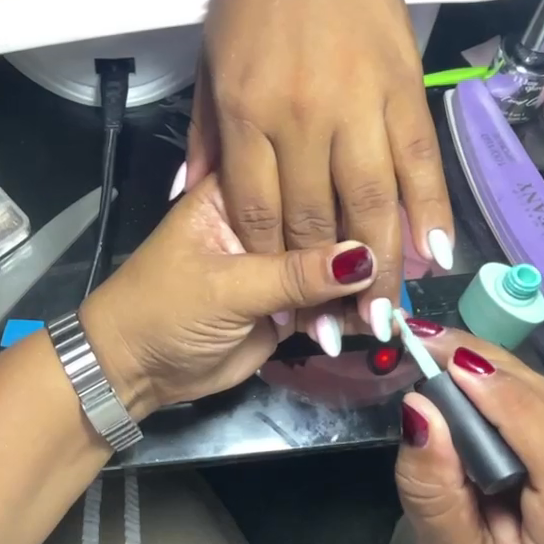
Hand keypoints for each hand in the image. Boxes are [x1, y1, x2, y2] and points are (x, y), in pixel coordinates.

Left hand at [78, 177, 378, 418]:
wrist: (137, 368)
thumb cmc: (163, 309)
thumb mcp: (226, 287)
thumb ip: (293, 274)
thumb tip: (365, 258)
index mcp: (236, 191)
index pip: (301, 174)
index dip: (345, 191)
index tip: (396, 210)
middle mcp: (264, 215)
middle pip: (326, 219)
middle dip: (361, 245)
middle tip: (405, 268)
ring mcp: (278, 259)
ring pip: (334, 262)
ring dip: (361, 283)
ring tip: (391, 303)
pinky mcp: (288, 300)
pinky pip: (329, 299)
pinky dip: (350, 310)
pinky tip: (378, 317)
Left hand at [190, 0, 451, 355]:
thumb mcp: (210, 67)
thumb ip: (209, 138)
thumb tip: (198, 196)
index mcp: (244, 115)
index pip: (258, 211)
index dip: (272, 266)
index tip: (286, 306)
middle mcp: (299, 118)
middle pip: (312, 219)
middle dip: (324, 284)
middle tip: (340, 332)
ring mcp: (356, 103)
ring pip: (369, 203)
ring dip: (380, 268)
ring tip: (387, 315)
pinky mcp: (401, 87)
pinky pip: (418, 162)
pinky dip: (430, 211)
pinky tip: (435, 256)